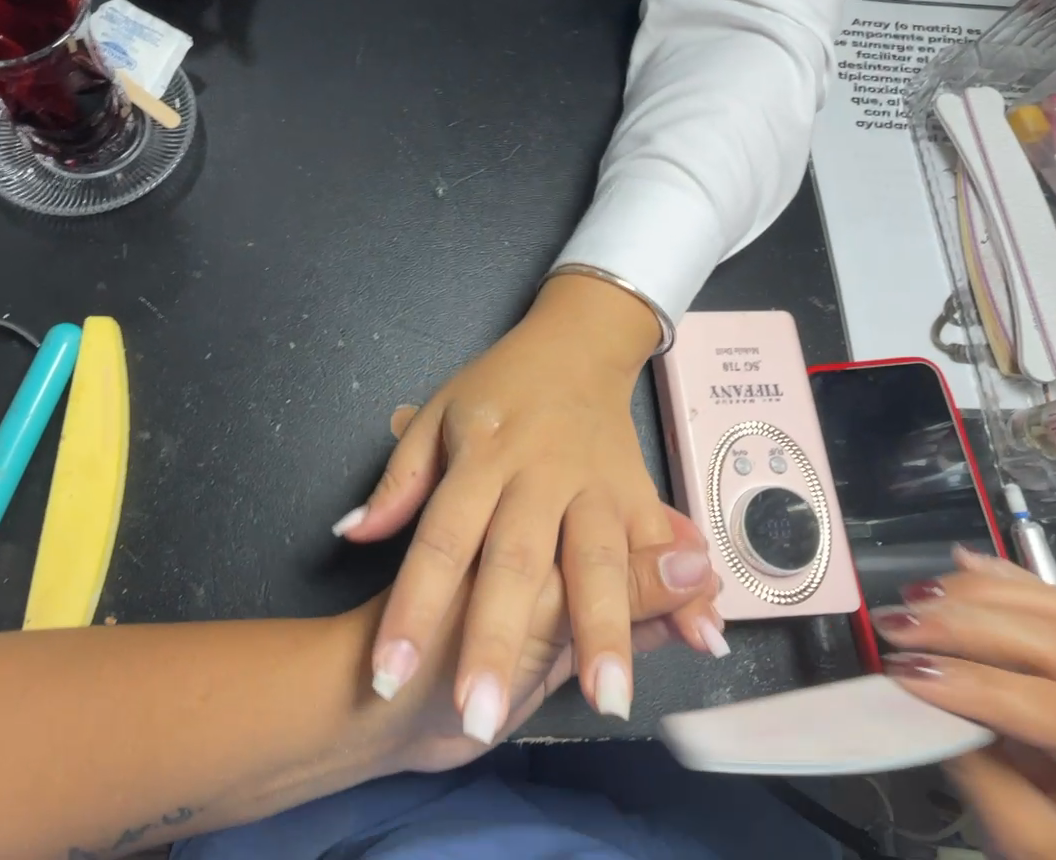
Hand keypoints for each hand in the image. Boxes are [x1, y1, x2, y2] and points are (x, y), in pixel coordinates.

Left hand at [334, 274, 726, 741]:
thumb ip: (401, 480)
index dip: (412, 607)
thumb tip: (351, 534)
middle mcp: (538, 475)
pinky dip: (687, 590)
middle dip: (498, 641)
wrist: (578, 340)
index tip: (384, 676)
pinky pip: (662, 545)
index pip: (441, 540)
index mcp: (480, 457)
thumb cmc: (497, 387)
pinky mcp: (640, 491)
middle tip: (478, 715)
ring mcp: (596, 484)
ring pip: (599, 560)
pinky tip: (704, 636)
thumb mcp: (437, 415)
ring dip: (604, 630)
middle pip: (515, 563)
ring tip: (606, 700)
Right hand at [874, 547, 1055, 858]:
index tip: (902, 674)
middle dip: (966, 627)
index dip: (979, 686)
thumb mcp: (1027, 843)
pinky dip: (1003, 579)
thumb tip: (917, 698)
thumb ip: (980, 770)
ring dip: (977, 595)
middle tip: (893, 626)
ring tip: (911, 598)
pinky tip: (959, 563)